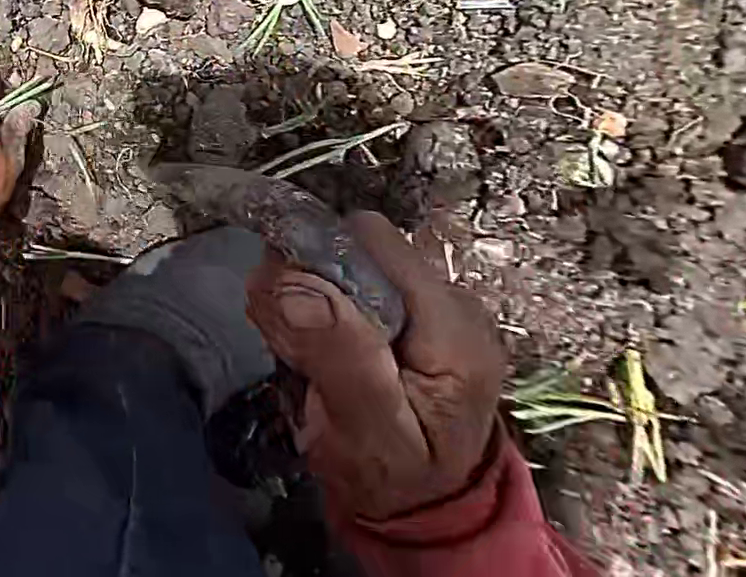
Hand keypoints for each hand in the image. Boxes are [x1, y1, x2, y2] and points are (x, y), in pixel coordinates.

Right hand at [245, 210, 505, 520]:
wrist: (422, 506)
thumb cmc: (395, 480)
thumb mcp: (370, 435)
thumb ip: (340, 358)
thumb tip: (292, 285)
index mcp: (453, 324)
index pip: (369, 240)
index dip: (319, 263)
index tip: (293, 319)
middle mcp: (449, 295)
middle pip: (354, 244)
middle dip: (311, 283)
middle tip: (298, 347)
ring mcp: (432, 296)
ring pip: (345, 256)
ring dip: (312, 295)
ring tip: (313, 353)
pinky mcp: (412, 301)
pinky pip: (350, 275)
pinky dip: (323, 304)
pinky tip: (326, 345)